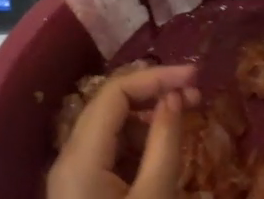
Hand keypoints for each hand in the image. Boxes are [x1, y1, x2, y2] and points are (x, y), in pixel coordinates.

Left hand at [47, 65, 197, 198]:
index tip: (195, 75)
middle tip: (195, 96)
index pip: (116, 91)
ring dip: (147, 120)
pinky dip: (137, 144)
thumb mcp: (154, 197)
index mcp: (79, 157)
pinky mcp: (79, 191)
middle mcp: (68, 158)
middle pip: (111, 105)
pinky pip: (109, 152)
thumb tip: (175, 96)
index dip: (157, 76)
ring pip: (111, 128)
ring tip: (181, 127)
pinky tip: (160, 154)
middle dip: (154, 93)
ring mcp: (71, 175)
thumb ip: (165, 142)